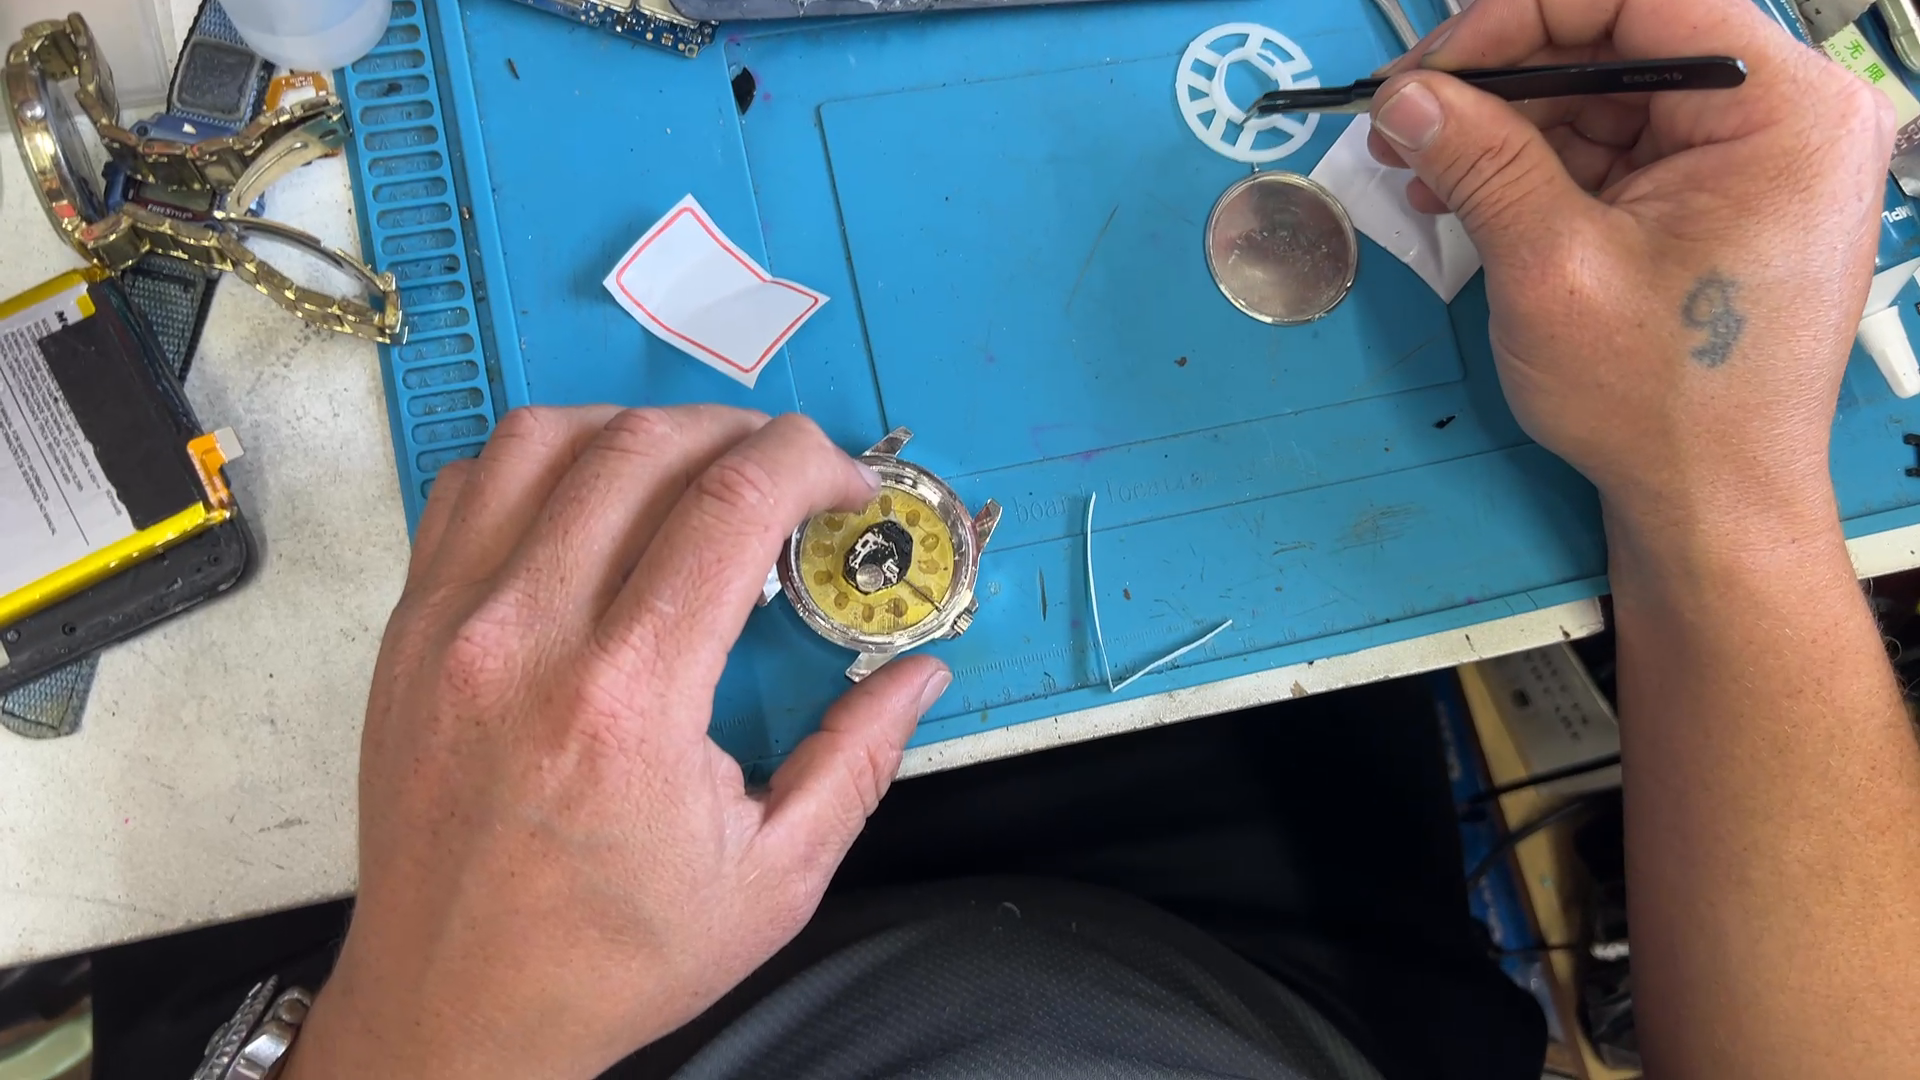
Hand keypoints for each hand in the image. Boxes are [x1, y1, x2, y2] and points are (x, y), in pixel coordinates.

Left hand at [282, 407, 951, 1079]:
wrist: (453, 1017)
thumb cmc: (615, 955)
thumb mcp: (776, 876)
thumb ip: (861, 757)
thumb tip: (921, 674)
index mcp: (631, 698)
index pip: (733, 502)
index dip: (812, 464)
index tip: (848, 486)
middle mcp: (527, 637)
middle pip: (649, 448)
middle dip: (750, 435)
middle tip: (796, 473)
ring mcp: (451, 622)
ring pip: (550, 439)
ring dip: (651, 428)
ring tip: (707, 467)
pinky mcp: (410, 627)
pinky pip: (474, 482)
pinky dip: (554, 456)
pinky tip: (604, 495)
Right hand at [1365, 0, 1891, 527]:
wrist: (1700, 491)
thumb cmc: (1641, 387)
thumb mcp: (1548, 266)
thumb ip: (1482, 166)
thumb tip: (1404, 99)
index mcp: (1774, 109)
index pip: (1643, 2)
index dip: (1521, 18)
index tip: (1422, 71)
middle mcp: (1769, 118)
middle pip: (1618, 54)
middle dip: (1498, 83)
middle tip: (1400, 123)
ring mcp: (1732, 168)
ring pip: (1599, 113)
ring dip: (1499, 135)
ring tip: (1414, 168)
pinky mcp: (1692, 212)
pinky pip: (1600, 167)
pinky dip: (1524, 177)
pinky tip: (1458, 200)